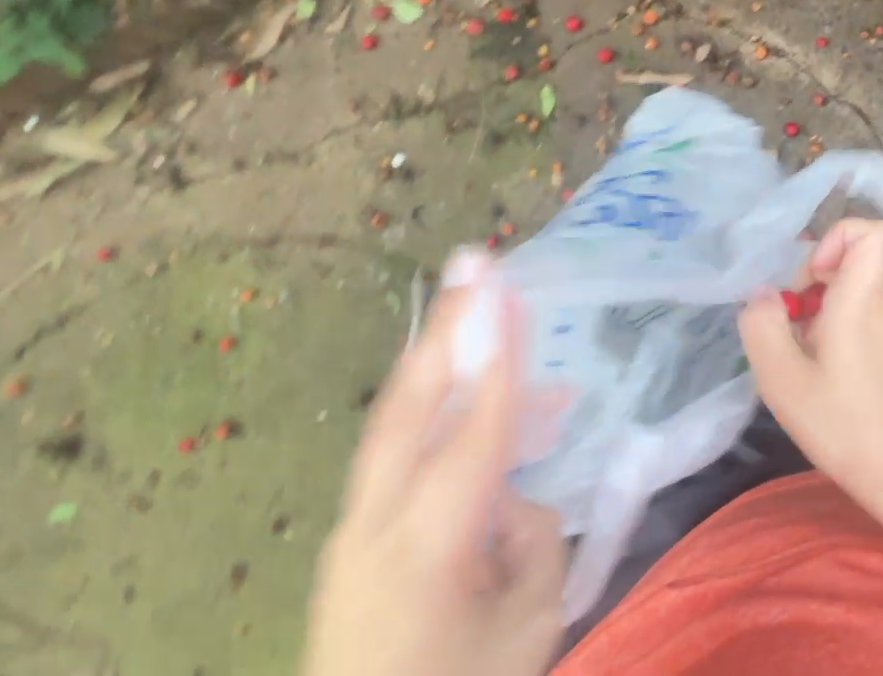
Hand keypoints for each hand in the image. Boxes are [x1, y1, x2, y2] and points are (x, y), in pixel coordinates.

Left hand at [301, 250, 566, 675]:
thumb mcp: (530, 622)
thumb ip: (532, 537)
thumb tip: (513, 490)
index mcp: (428, 548)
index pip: (477, 433)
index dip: (500, 358)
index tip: (509, 291)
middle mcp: (375, 524)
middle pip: (410, 406)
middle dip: (447, 327)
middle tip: (475, 260)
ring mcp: (351, 529)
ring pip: (395, 422)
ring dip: (442, 360)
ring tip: (484, 310)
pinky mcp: (350, 538)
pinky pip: (396, 453)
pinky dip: (435, 407)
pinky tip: (474, 401)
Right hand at [738, 219, 882, 496]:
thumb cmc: (838, 420)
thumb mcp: (780, 376)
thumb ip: (763, 325)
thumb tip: (765, 296)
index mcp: (863, 297)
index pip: (875, 231)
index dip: (839, 236)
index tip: (812, 276)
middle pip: (852, 261)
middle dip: (813, 281)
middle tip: (792, 326)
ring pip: (852, 291)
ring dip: (819, 311)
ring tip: (800, 355)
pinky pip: (859, 317)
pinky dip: (834, 330)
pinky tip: (819, 371)